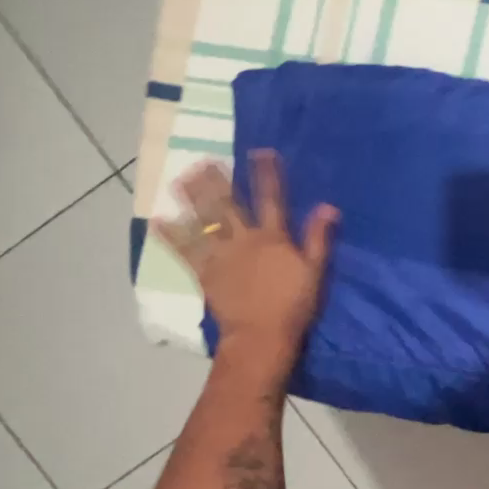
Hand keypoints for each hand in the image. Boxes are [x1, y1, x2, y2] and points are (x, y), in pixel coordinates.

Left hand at [154, 150, 338, 372]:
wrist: (262, 336)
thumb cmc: (294, 306)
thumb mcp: (315, 271)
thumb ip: (318, 238)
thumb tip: (329, 207)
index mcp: (274, 238)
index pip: (272, 199)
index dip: (267, 175)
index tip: (261, 152)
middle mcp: (245, 240)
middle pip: (229, 205)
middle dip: (217, 182)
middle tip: (204, 161)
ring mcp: (222, 256)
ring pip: (205, 221)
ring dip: (192, 200)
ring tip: (179, 180)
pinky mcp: (205, 273)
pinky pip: (186, 251)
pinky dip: (172, 236)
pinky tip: (159, 221)